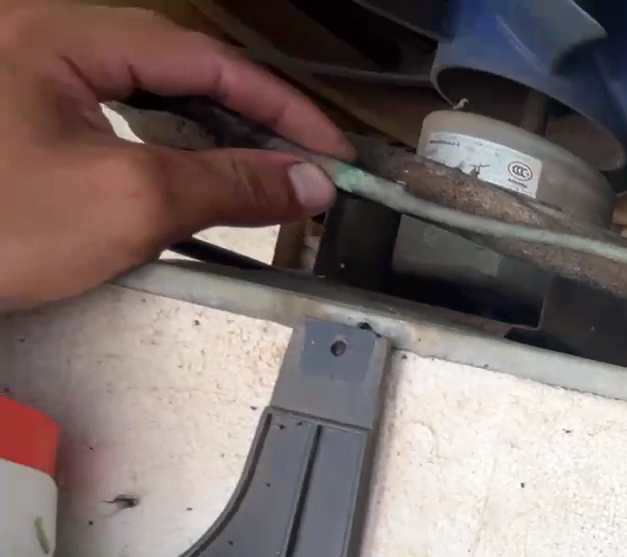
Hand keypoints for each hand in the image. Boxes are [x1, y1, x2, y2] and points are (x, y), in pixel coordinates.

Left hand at [0, 4, 352, 308]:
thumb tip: (316, 182)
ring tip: (270, 169)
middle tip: (311, 163)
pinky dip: (172, 134)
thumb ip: (235, 185)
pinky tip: (199, 165)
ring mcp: (9, 64)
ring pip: (143, 82)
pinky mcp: (5, 102)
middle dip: (256, 113)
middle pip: (173, 60)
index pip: (200, 56)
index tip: (338, 155)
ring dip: (218, 125)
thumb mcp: (134, 202)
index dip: (283, 105)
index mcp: (46, 33)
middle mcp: (23, 29)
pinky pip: (111, 103)